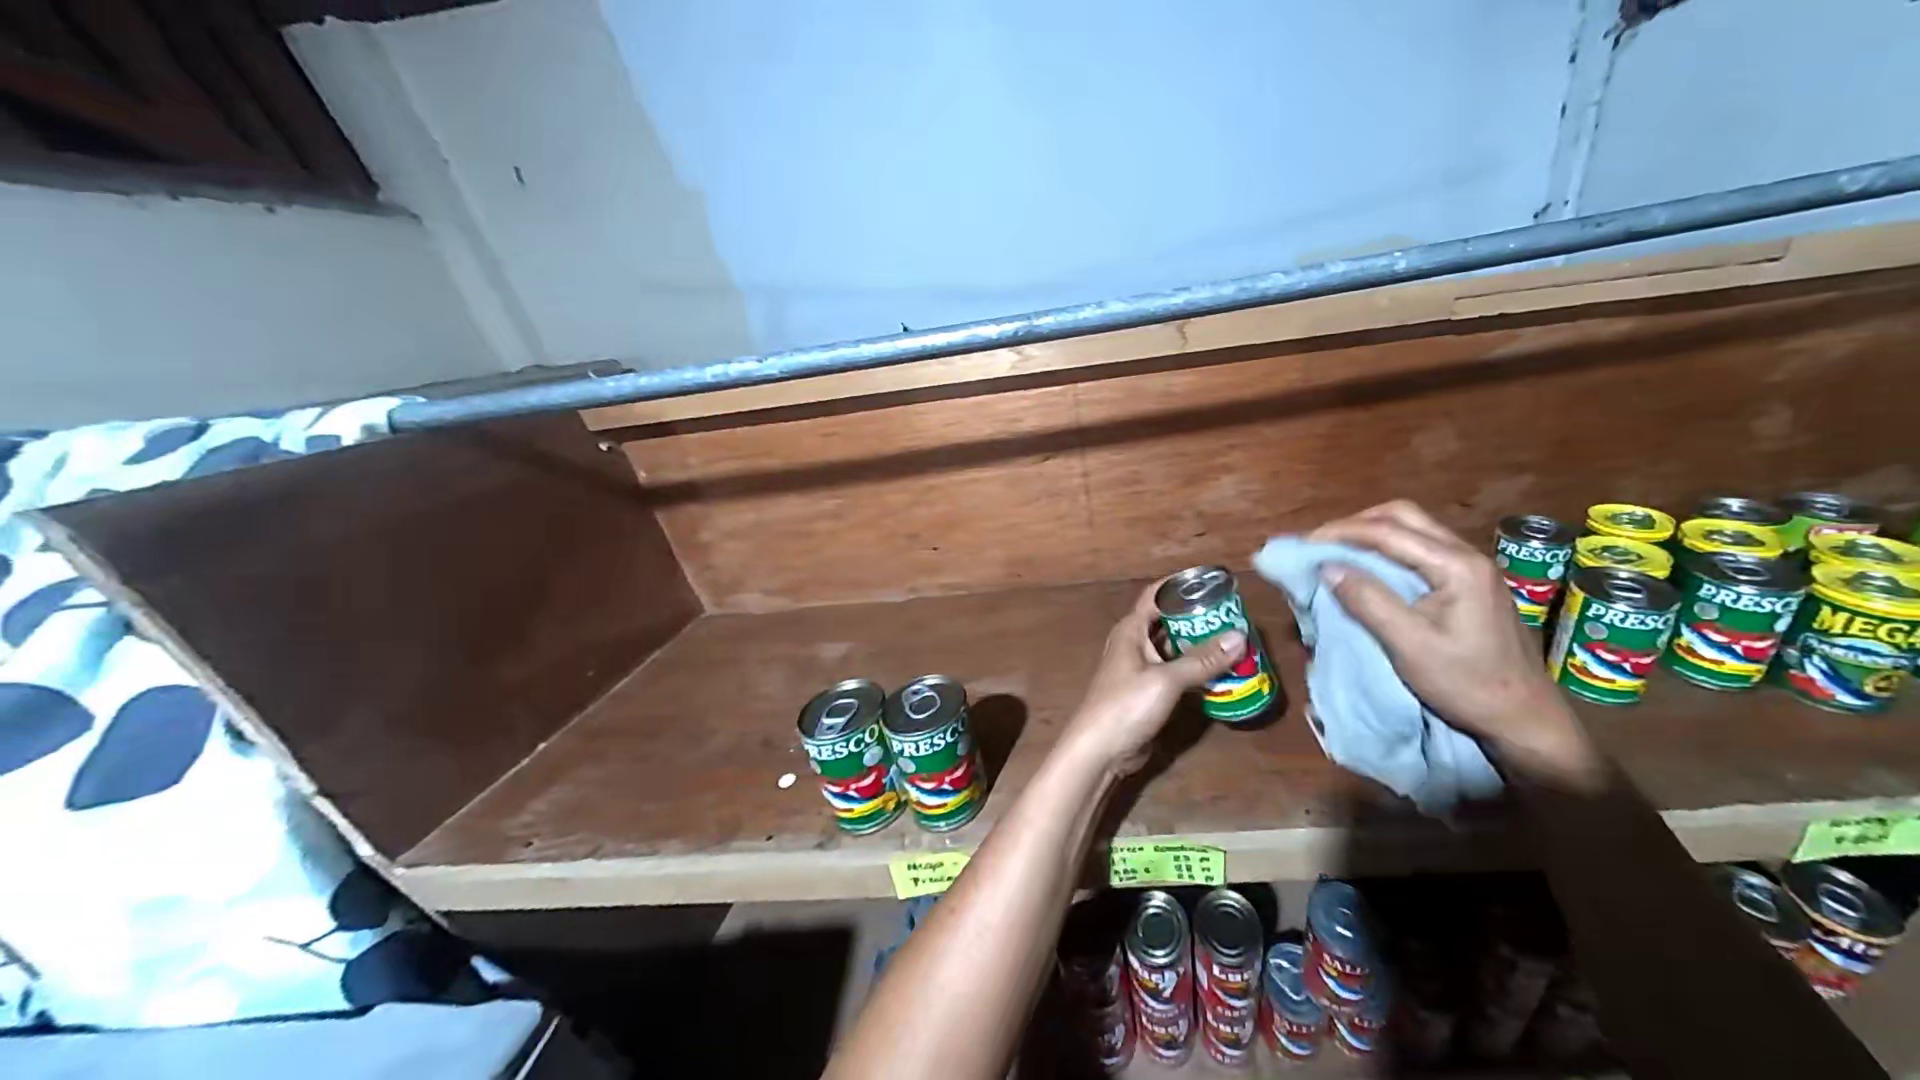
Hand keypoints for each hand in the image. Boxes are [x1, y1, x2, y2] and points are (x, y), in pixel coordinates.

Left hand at [1058, 581, 1246, 776]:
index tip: (1212, 580)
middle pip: (1169, 621)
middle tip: (1236, 616)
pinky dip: (1197, 670)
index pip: (1156, 595)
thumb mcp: (1166, 680)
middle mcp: (1135, 643)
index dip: (1180, 584)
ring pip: (1175, 648)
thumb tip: (1240, 636)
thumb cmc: (1125, 706)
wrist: (1100, 750)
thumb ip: (1202, 660)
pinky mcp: (1149, 691)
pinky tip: (1223, 673)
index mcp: (1131, 630)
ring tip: (1237, 642)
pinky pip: (1177, 672)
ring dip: (1201, 646)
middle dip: (1200, 618)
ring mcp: (1142, 668)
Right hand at [1310, 501, 1604, 790]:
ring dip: (1372, 534)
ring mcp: (1472, 568)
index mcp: (1456, 566)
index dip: (1341, 532)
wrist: (1523, 717)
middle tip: (1320, 543)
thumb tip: (1327, 567)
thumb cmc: (1467, 683)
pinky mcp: (1469, 584)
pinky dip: (1387, 549)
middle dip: (1356, 524)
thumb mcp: (1409, 645)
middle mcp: (1467, 556)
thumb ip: (1368, 601)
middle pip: (1404, 517)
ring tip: (1337, 553)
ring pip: (1414, 529)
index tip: (1304, 543)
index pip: (1388, 531)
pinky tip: (1370, 569)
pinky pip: (1421, 549)